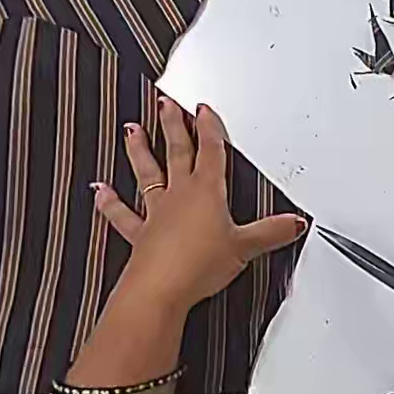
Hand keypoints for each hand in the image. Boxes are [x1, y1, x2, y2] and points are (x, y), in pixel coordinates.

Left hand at [93, 98, 307, 315]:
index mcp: (206, 191)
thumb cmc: (198, 264)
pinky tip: (99, 191)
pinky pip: (122, 215)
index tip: (203, 109)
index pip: (210, 151)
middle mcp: (179, 196)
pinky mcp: (141, 235)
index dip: (209, 127)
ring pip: (148, 173)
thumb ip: (272, 232)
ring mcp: (156, 213)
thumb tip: (294, 223)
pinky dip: (110, 203)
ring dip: (139, 150)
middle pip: (177, 152)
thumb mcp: (246, 247)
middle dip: (173, 126)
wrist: (161, 289)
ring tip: (132, 130)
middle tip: (165, 104)